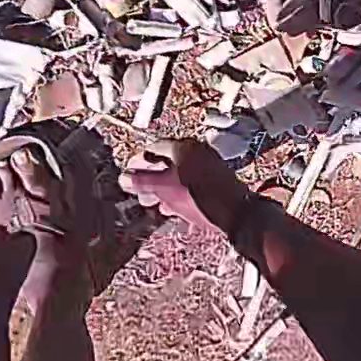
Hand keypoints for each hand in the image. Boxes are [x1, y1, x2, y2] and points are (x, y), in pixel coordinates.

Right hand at [119, 139, 249, 235]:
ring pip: (178, 173)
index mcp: (185, 147)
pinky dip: (177, 191)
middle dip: (150, 177)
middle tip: (139, 191)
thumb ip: (143, 182)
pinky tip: (170, 207)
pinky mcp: (214, 180)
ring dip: (163, 187)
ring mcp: (208, 165)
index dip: (139, 162)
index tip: (128, 174)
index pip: (154, 148)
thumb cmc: (200, 197)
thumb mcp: (165, 189)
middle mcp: (198, 152)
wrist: (236, 213)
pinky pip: (189, 182)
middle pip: (166, 161)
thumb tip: (124, 177)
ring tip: (151, 202)